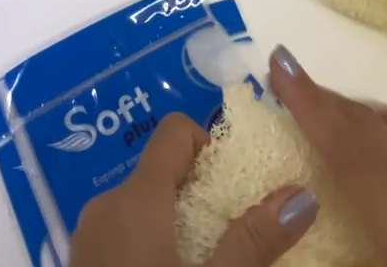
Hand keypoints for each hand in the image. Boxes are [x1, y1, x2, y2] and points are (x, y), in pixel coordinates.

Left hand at [67, 111, 318, 266]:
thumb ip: (255, 240)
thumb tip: (302, 193)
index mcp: (135, 197)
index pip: (175, 132)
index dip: (212, 147)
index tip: (240, 188)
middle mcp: (106, 204)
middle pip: (163, 172)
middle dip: (205, 196)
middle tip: (239, 237)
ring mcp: (89, 237)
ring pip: (145, 206)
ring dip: (183, 226)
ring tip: (214, 265)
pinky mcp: (84, 265)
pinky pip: (125, 234)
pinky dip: (156, 245)